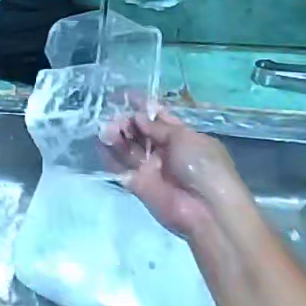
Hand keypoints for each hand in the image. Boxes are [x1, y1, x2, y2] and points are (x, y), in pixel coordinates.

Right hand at [103, 111, 240, 238]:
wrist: (206, 210)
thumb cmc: (203, 166)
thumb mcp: (185, 138)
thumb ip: (158, 127)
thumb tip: (138, 117)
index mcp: (182, 137)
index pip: (158, 118)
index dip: (142, 106)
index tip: (124, 95)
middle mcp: (165, 151)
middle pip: (140, 132)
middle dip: (128, 121)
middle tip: (116, 116)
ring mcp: (150, 168)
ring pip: (128, 147)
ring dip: (117, 135)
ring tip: (107, 127)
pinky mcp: (137, 184)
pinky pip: (119, 167)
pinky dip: (108, 155)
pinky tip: (100, 142)